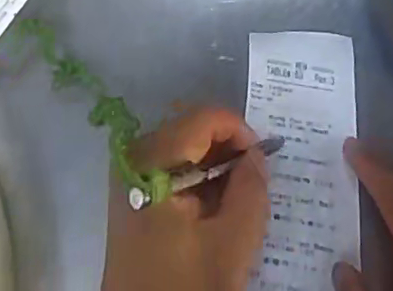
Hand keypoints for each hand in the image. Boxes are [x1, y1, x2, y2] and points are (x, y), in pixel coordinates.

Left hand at [101, 106, 269, 290]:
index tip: (263, 160)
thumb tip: (257, 154)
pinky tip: (215, 206)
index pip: (203, 119)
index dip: (240, 132)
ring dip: (215, 164)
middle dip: (228, 149)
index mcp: (151, 158)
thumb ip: (250, 190)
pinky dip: (198, 178)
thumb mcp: (231, 244)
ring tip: (238, 195)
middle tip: (255, 178)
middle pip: (192, 129)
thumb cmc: (184, 288)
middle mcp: (135, 155)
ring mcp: (129, 174)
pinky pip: (171, 167)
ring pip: (184, 147)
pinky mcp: (132, 194)